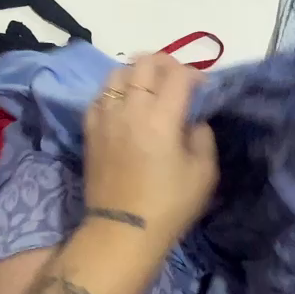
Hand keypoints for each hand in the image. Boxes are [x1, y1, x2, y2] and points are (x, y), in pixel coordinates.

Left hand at [81, 53, 218, 248]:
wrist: (122, 231)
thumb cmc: (168, 205)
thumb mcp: (204, 173)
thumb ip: (203, 135)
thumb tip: (193, 118)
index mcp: (161, 116)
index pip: (179, 74)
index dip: (196, 74)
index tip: (203, 88)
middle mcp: (131, 107)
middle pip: (145, 62)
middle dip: (166, 63)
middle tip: (178, 80)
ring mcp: (106, 115)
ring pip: (118, 72)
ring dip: (138, 73)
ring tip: (149, 87)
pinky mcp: (90, 128)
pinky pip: (100, 94)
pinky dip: (116, 91)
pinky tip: (125, 105)